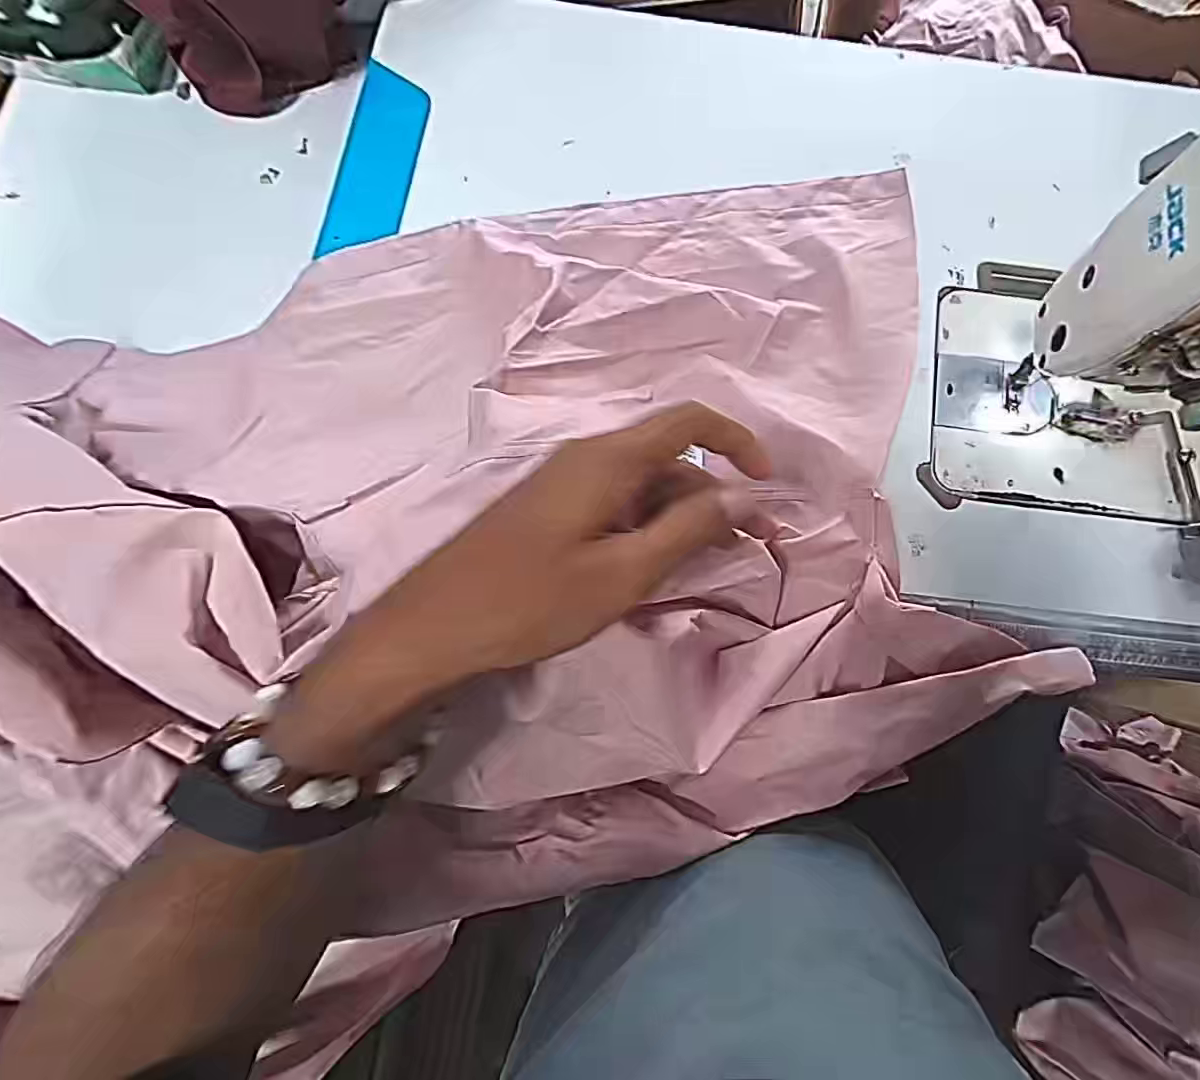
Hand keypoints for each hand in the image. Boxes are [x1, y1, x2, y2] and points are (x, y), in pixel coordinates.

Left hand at [266, 403, 772, 771]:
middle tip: (748, 550)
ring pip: (644, 491)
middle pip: (670, 463)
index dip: (738, 442)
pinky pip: (615, 511)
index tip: (767, 484)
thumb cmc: (531, 602)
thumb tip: (746, 497)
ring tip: (704, 572)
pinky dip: (646, 535)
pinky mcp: (552, 512)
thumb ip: (690, 529)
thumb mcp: (624, 572)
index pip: (690, 421)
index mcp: (608, 460)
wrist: (432, 629)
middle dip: (716, 500)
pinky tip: (653, 577)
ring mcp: (566, 485)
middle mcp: (588, 459)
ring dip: (681, 524)